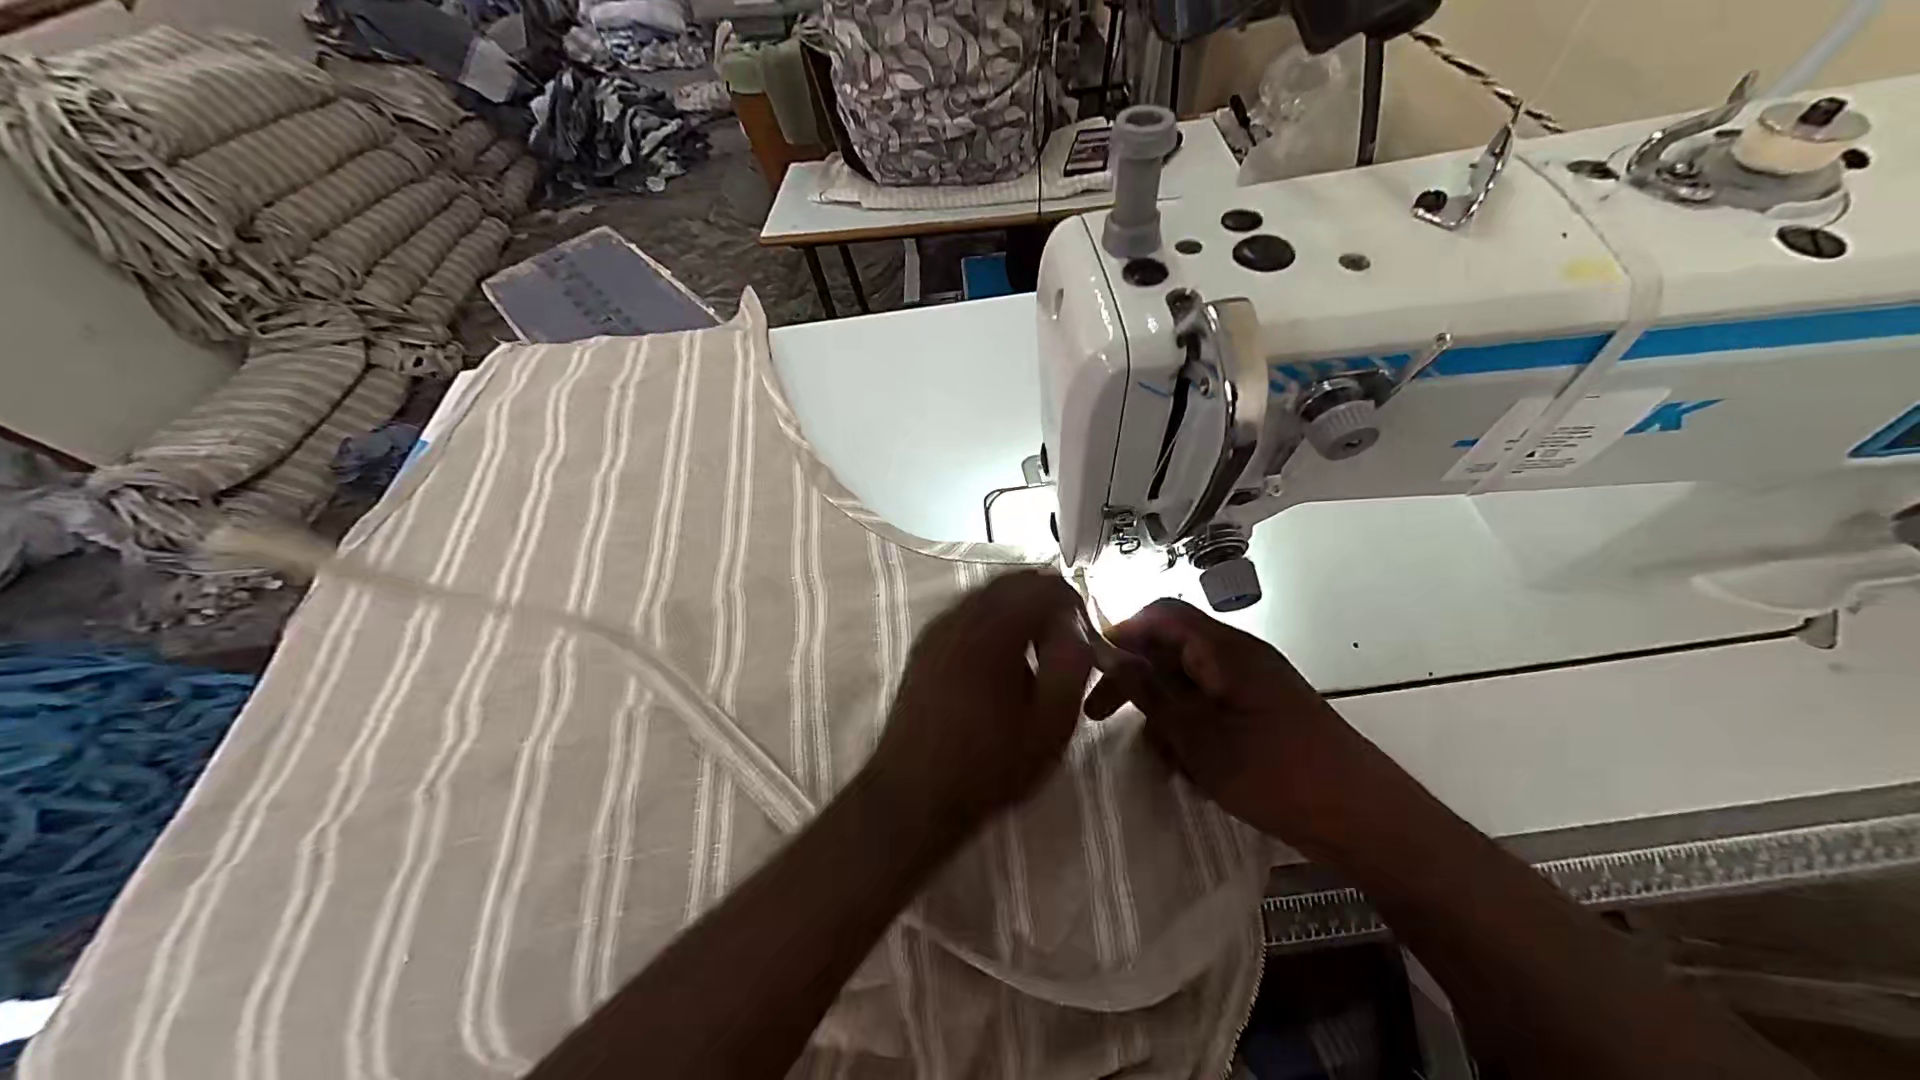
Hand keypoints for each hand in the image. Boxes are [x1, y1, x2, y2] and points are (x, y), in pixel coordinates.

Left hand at [865, 570, 1094, 830]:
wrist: (913, 796)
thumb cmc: (989, 766)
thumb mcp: (1051, 724)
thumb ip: (1071, 664)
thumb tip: (1074, 627)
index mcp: (991, 629)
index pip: (1042, 586)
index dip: (1074, 602)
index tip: (1087, 634)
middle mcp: (958, 616)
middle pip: (1012, 583)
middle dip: (1046, 602)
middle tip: (1067, 639)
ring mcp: (936, 630)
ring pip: (987, 597)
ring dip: (1019, 611)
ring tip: (1038, 652)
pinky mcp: (924, 648)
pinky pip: (966, 616)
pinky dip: (993, 623)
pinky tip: (1002, 663)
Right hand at [1083, 598, 1375, 844]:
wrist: (1364, 819)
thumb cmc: (1275, 774)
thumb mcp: (1198, 736)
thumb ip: (1150, 692)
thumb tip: (1109, 654)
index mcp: (1224, 650)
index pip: (1160, 614)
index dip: (1121, 633)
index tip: (1091, 669)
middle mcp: (1239, 656)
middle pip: (1171, 647)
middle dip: (1133, 678)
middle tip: (1098, 715)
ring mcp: (1254, 684)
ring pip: (1188, 680)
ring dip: (1161, 709)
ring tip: (1151, 753)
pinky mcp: (1264, 711)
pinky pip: (1211, 703)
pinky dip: (1189, 725)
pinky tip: (1184, 764)